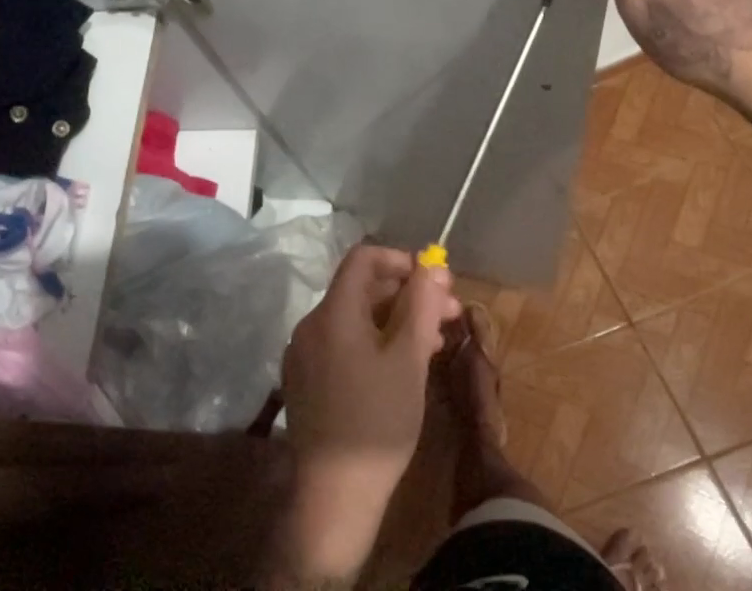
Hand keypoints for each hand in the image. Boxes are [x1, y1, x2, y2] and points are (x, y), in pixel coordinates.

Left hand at [271, 245, 460, 584]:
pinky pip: (341, 344)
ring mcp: (302, 354)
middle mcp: (310, 325)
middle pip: (360, 290)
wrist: (335, 492)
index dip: (401, 261)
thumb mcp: (409, 360)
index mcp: (333, 313)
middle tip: (448, 314)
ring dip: (395, 321)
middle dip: (407, 295)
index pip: (363, 258)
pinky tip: (401, 367)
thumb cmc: (378, 421)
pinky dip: (372, 343)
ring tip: (434, 343)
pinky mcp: (304, 380)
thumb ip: (421, 306)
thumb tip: (431, 267)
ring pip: (354, 319)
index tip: (435, 282)